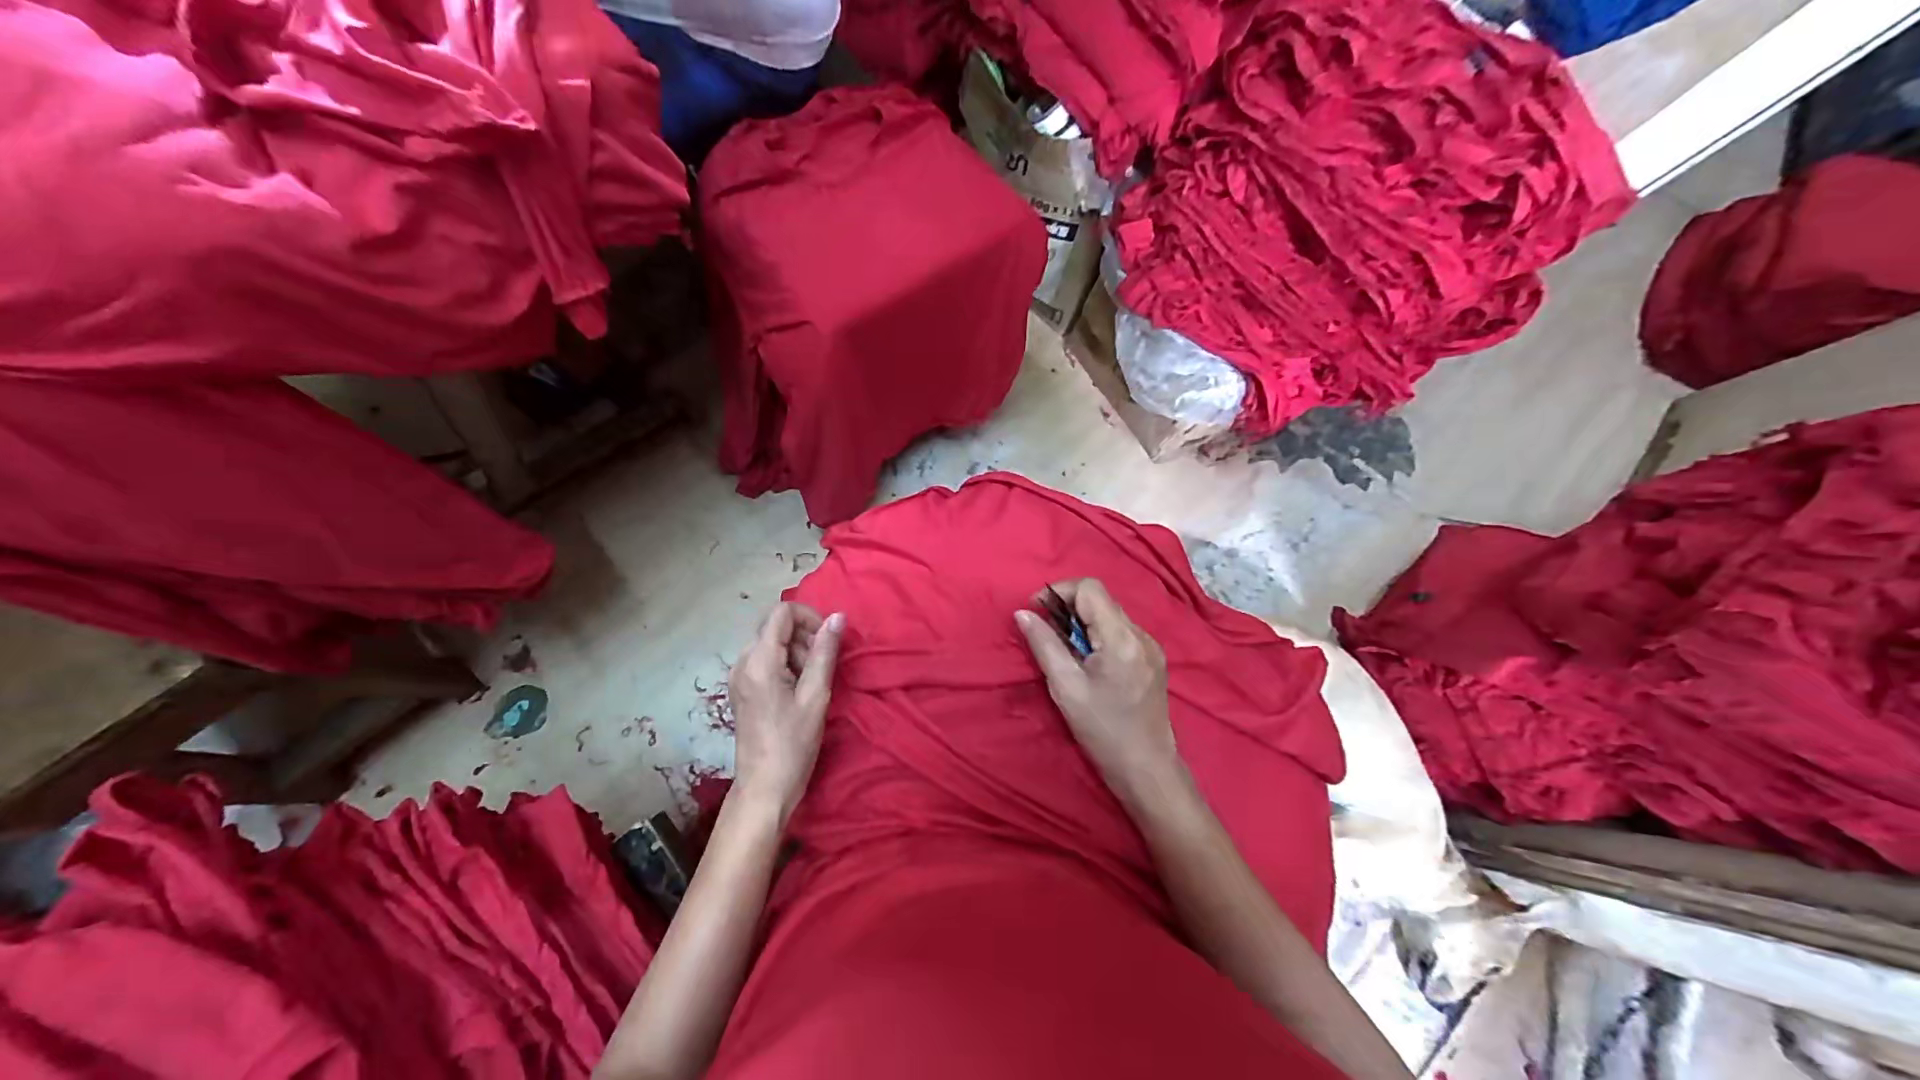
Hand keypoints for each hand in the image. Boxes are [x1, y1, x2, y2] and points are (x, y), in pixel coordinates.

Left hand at [728, 603, 844, 824]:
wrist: (764, 787)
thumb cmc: (793, 744)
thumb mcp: (816, 696)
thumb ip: (825, 652)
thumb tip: (837, 617)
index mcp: (759, 660)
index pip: (782, 612)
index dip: (809, 617)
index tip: (828, 640)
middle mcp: (742, 662)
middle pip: (775, 626)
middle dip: (804, 636)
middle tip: (822, 666)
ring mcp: (738, 676)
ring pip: (771, 642)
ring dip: (796, 651)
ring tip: (812, 683)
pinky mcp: (741, 689)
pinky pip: (764, 660)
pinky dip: (785, 665)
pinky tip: (797, 691)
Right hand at [1015, 579, 1180, 798]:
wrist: (1146, 767)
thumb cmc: (1101, 730)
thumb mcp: (1065, 687)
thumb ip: (1044, 644)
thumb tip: (1023, 613)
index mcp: (1121, 637)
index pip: (1089, 588)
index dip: (1059, 591)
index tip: (1036, 612)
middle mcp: (1141, 634)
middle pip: (1100, 599)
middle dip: (1068, 607)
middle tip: (1047, 634)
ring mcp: (1151, 646)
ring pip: (1110, 614)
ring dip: (1083, 622)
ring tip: (1066, 651)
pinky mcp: (1153, 659)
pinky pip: (1121, 631)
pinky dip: (1099, 635)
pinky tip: (1088, 662)